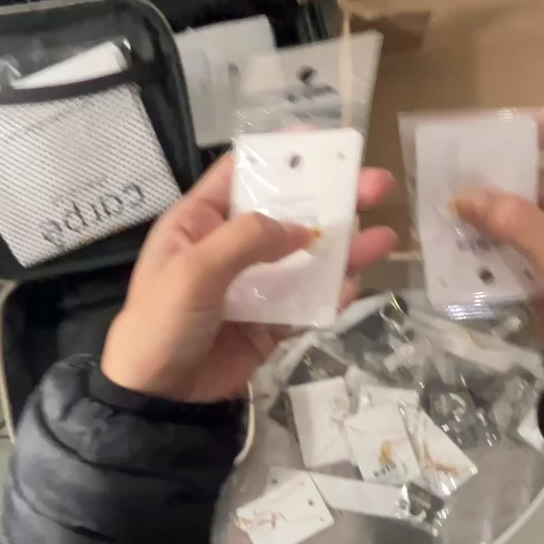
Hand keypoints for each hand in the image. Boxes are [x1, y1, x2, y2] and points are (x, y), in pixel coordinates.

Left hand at [101, 154, 397, 401]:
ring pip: (304, 261)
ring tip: (384, 240)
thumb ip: (246, 241)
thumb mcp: (194, 270)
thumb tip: (303, 228)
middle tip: (377, 185)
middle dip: (331, 200)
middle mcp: (229, 249)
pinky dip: (329, 297)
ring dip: (342, 250)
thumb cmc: (161, 323)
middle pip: (287, 215)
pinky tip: (353, 286)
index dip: (283, 156)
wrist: (159, 398)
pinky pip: (305, 306)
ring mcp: (252, 289)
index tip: (326, 144)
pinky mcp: (268, 326)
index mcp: (200, 223)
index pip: (244, 175)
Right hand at [450, 110, 543, 364]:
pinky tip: (453, 247)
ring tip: (439, 212)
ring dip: (483, 216)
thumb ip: (514, 221)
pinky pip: (509, 248)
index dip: (524, 129)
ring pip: (515, 216)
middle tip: (443, 176)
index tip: (478, 134)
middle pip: (531, 176)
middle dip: (491, 178)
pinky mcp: (543, 271)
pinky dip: (485, 247)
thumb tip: (460, 196)